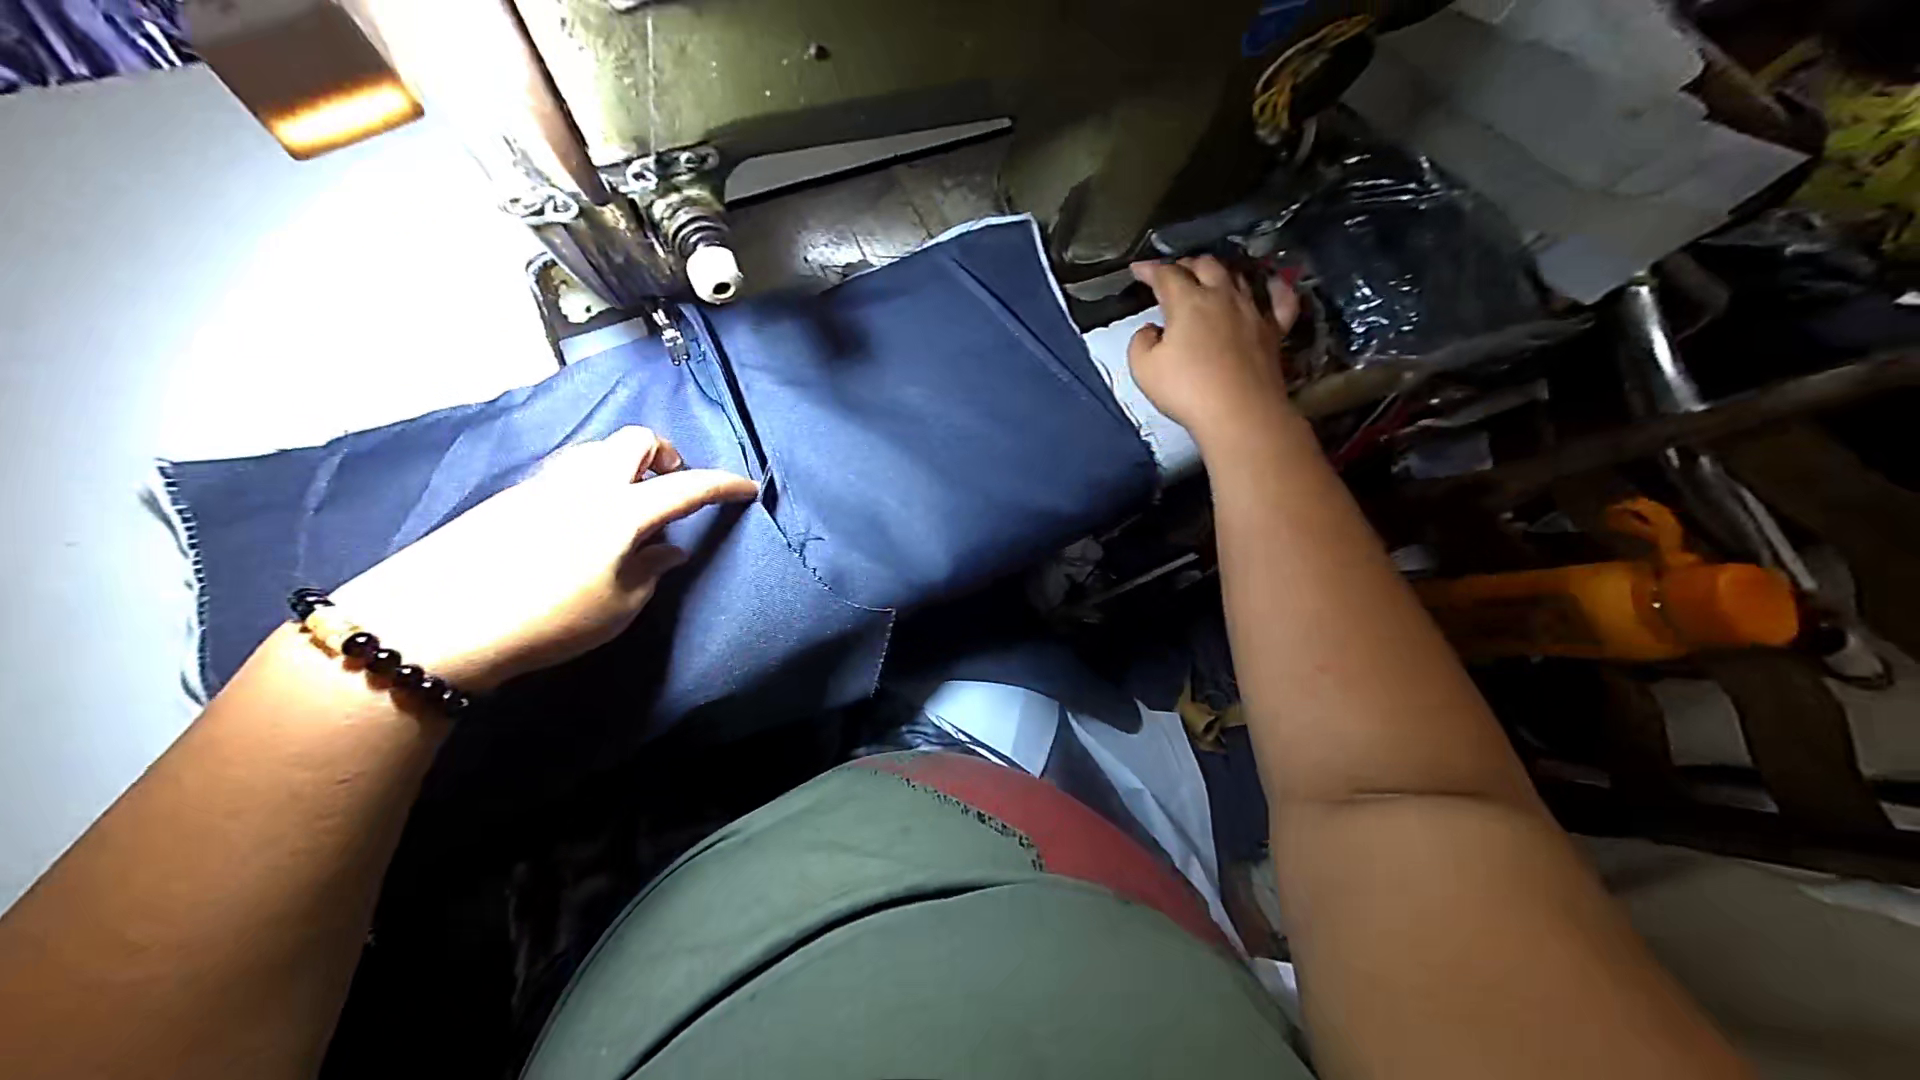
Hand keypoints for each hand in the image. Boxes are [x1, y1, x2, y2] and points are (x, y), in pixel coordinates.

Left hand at [329, 426, 756, 692]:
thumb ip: (652, 570)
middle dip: (667, 455)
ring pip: (598, 450)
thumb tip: (668, 548)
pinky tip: (583, 521)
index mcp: (623, 509)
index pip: (688, 486)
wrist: (436, 622)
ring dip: (626, 464)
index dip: (723, 485)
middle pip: (637, 439)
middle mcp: (587, 483)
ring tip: (629, 504)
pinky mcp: (512, 496)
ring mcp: (545, 484)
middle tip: (671, 488)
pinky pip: (568, 471)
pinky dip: (593, 481)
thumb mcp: (619, 606)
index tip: (747, 488)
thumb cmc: (547, 619)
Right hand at [1127, 256, 1301, 446]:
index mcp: (1188, 302)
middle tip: (1173, 274)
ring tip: (1208, 278)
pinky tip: (1269, 285)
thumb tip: (1151, 330)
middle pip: (1205, 265)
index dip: (1149, 269)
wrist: (1240, 414)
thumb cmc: (1187, 391)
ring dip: (1219, 272)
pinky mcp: (1273, 331)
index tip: (1138, 270)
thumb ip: (1141, 341)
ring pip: (1238, 276)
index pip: (1166, 274)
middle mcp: (1223, 297)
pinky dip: (1272, 287)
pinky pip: (1280, 299)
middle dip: (1185, 265)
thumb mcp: (1143, 368)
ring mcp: (1252, 311)